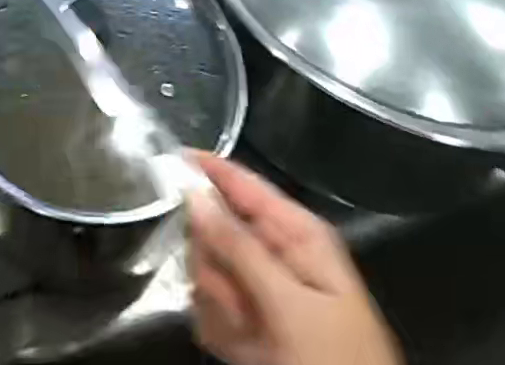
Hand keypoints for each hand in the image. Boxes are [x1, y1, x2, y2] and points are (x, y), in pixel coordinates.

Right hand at [186, 152, 400, 364]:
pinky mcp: (251, 323)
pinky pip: (210, 305)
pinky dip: (218, 327)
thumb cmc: (336, 364)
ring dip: (216, 301)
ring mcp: (263, 289)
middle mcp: (278, 252)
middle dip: (212, 262)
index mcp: (298, 234)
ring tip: (244, 331)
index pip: (244, 183)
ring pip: (208, 268)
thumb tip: (193, 192)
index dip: (207, 168)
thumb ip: (239, 248)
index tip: (168, 159)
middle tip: (229, 297)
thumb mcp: (290, 306)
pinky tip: (240, 349)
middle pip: (216, 227)